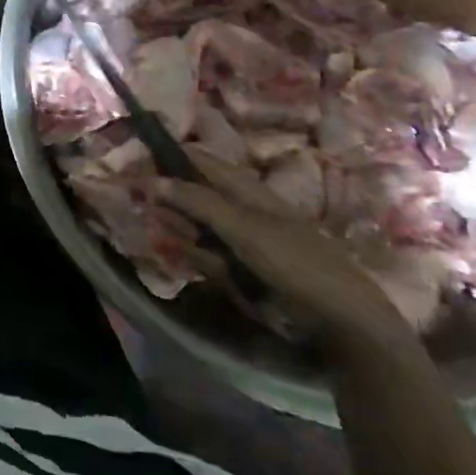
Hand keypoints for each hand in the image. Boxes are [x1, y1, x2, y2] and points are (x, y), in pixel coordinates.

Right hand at [159, 149, 414, 344]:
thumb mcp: (243, 227)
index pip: (201, 161)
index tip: (135, 158)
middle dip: (165, 191)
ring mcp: (240, 239)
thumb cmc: (295, 261)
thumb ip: (197, 201)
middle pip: (194, 191)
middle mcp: (242, 209)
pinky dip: (188, 250)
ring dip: (173, 222)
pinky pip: (204, 252)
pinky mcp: (239, 267)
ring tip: (150, 221)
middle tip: (134, 194)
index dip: (170, 155)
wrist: (341, 319)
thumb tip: (149, 179)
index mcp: (248, 190)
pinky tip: (174, 250)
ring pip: (195, 222)